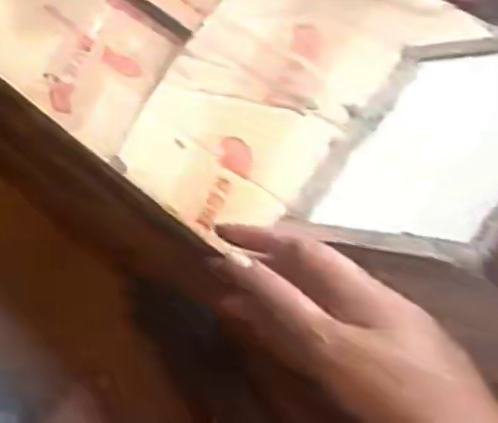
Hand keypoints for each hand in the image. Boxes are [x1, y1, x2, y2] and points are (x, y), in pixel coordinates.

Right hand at [214, 223, 497, 422]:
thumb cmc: (389, 388)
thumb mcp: (322, 340)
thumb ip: (274, 294)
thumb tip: (228, 255)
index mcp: (370, 293)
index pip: (305, 248)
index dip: (257, 235)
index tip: (214, 232)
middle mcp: (387, 307)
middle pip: (314, 276)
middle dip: (261, 271)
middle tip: (220, 272)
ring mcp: (402, 339)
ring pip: (325, 306)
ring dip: (277, 301)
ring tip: (237, 307)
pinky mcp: (406, 368)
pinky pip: (341, 331)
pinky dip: (302, 325)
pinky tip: (285, 339)